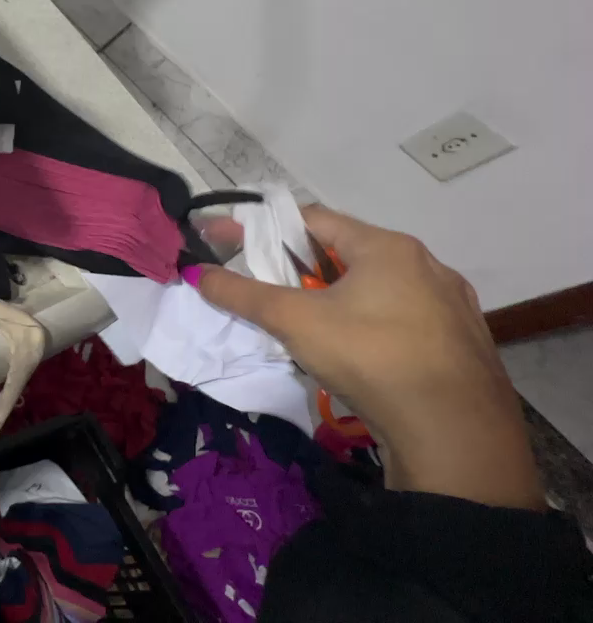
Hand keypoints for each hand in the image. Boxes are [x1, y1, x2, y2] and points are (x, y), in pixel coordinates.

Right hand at [194, 205, 542, 510]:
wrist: (456, 436)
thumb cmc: (370, 356)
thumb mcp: (290, 319)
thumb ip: (237, 291)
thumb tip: (195, 272)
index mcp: (388, 247)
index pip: (309, 218)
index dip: (258, 225)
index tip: (221, 238)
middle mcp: (425, 265)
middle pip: (339, 249)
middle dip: (290, 261)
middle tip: (254, 277)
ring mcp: (450, 303)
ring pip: (368, 282)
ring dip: (325, 290)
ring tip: (294, 312)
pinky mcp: (459, 339)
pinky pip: (394, 311)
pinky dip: (358, 314)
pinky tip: (344, 341)